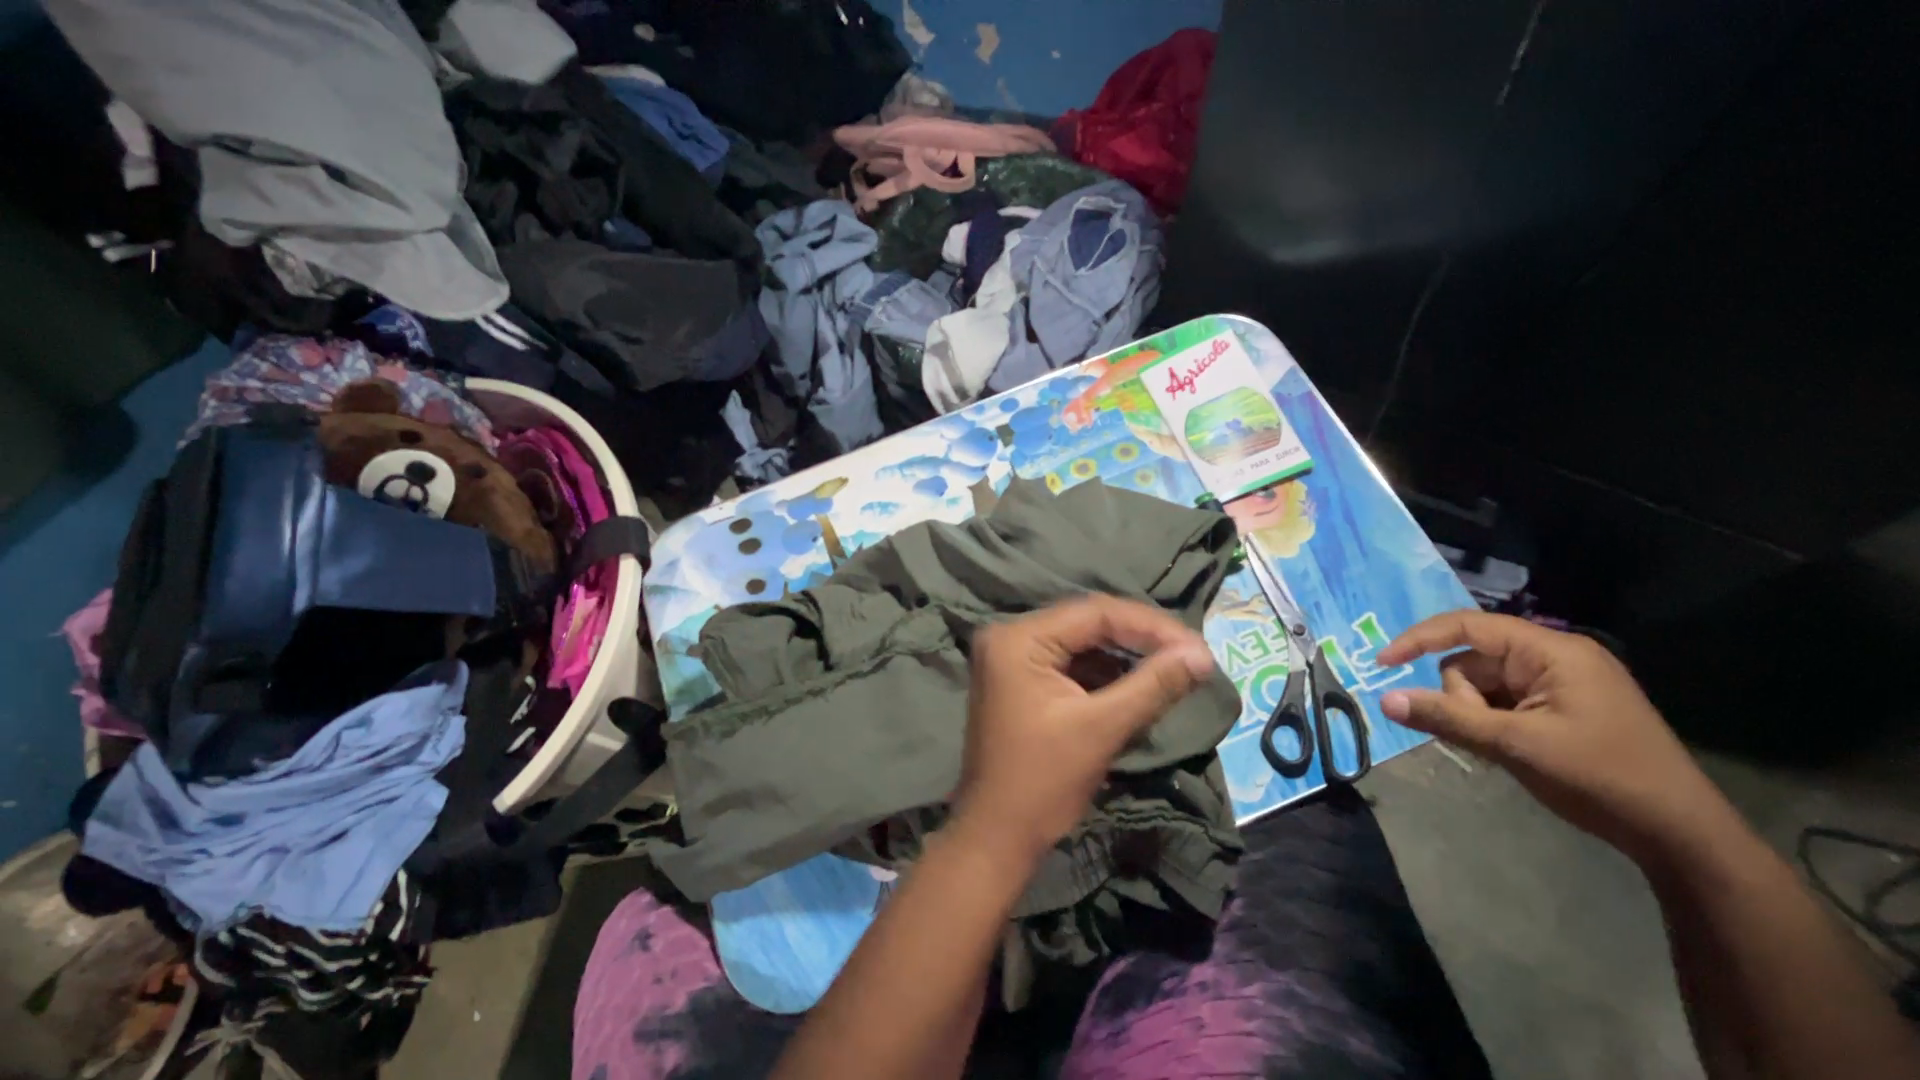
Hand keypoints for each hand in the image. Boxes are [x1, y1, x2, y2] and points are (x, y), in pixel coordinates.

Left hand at [953, 596, 1217, 862]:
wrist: (996, 837)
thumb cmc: (1043, 781)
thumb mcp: (1103, 728)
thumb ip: (1154, 685)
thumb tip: (1203, 655)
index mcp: (1019, 639)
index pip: (1096, 612)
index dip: (1152, 626)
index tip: (1198, 647)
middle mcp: (1011, 638)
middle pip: (1089, 624)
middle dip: (1142, 640)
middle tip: (1191, 656)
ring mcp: (1013, 661)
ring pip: (1083, 645)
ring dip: (1128, 658)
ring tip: (1175, 669)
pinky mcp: (1022, 684)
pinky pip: (1072, 666)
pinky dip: (1107, 676)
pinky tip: (1142, 686)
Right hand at [1378, 610, 1731, 866]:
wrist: (1678, 831)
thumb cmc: (1599, 777)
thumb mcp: (1515, 746)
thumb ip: (1448, 719)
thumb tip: (1386, 699)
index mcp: (1552, 651)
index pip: (1468, 626)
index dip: (1419, 639)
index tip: (1381, 664)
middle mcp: (1557, 657)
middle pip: (1475, 660)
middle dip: (1462, 697)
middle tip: (1482, 738)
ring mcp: (1565, 684)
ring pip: (1488, 685)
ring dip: (1478, 715)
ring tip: (1500, 752)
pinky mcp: (1567, 709)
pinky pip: (1509, 703)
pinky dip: (1495, 724)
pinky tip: (1507, 752)